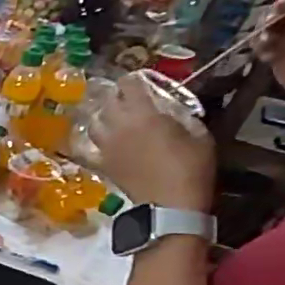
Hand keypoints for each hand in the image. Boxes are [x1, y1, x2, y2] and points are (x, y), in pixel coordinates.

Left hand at [89, 72, 215, 212]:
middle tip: (131, 102)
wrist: (169, 204)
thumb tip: (169, 108)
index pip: (128, 84)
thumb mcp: (197, 133)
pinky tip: (101, 143)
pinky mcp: (100, 164)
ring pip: (93, 123)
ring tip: (115, 120)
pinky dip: (92, 143)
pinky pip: (87, 148)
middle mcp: (117, 126)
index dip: (134, 80)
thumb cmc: (190, 166)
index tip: (142, 83)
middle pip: (107, 101)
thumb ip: (180, 114)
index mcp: (142, 113)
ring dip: (103, 118)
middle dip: (118, 98)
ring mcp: (105, 146)